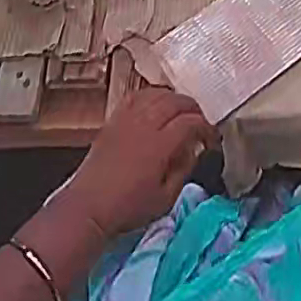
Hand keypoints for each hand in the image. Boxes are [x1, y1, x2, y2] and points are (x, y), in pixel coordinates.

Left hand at [53, 89, 214, 237]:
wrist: (89, 205)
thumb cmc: (128, 207)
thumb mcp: (165, 199)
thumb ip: (184, 170)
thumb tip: (194, 150)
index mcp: (159, 145)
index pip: (190, 123)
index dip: (206, 127)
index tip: (211, 139)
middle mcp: (144, 124)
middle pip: (175, 101)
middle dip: (193, 108)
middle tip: (200, 122)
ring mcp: (126, 118)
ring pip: (155, 93)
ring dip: (173, 98)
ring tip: (181, 111)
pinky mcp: (113, 119)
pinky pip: (135, 96)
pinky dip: (150, 95)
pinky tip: (155, 105)